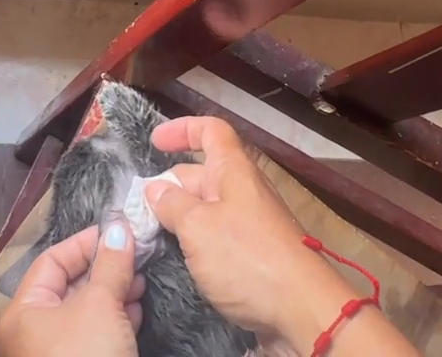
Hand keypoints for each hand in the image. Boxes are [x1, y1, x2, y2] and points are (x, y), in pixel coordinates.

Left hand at [0, 222, 145, 356]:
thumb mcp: (101, 304)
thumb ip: (111, 263)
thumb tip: (120, 228)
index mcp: (22, 313)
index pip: (52, 260)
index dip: (85, 242)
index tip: (117, 230)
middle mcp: (31, 334)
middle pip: (69, 285)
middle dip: (104, 268)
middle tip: (134, 254)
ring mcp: (54, 356)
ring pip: (85, 311)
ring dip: (113, 292)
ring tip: (139, 281)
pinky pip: (94, 336)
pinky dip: (114, 319)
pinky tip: (136, 310)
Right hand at [143, 116, 338, 345]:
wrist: (303, 313)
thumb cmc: (247, 257)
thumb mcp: (197, 226)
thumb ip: (171, 204)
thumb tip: (154, 189)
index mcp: (233, 170)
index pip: (210, 131)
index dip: (183, 129)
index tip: (154, 142)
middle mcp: (242, 191)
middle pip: (201, 174)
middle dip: (170, 186)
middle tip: (139, 209)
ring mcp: (250, 225)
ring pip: (206, 210)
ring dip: (179, 219)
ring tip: (150, 237)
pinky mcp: (254, 258)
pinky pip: (217, 239)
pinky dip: (196, 245)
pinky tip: (177, 263)